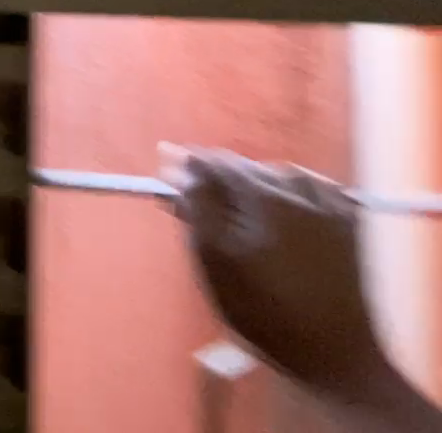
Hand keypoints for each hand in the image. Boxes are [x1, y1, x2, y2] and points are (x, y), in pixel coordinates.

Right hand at [174, 149, 393, 403]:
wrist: (331, 356)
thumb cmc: (258, 305)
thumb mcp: (210, 254)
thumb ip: (194, 202)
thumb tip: (175, 161)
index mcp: (265, 199)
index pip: (214, 161)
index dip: (185, 167)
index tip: (167, 185)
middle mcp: (304, 196)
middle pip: (248, 167)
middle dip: (218, 178)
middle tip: (197, 206)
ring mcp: (335, 214)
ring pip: (285, 175)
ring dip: (257, 182)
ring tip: (239, 207)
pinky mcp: (352, 232)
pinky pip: (326, 191)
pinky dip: (300, 189)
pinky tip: (287, 205)